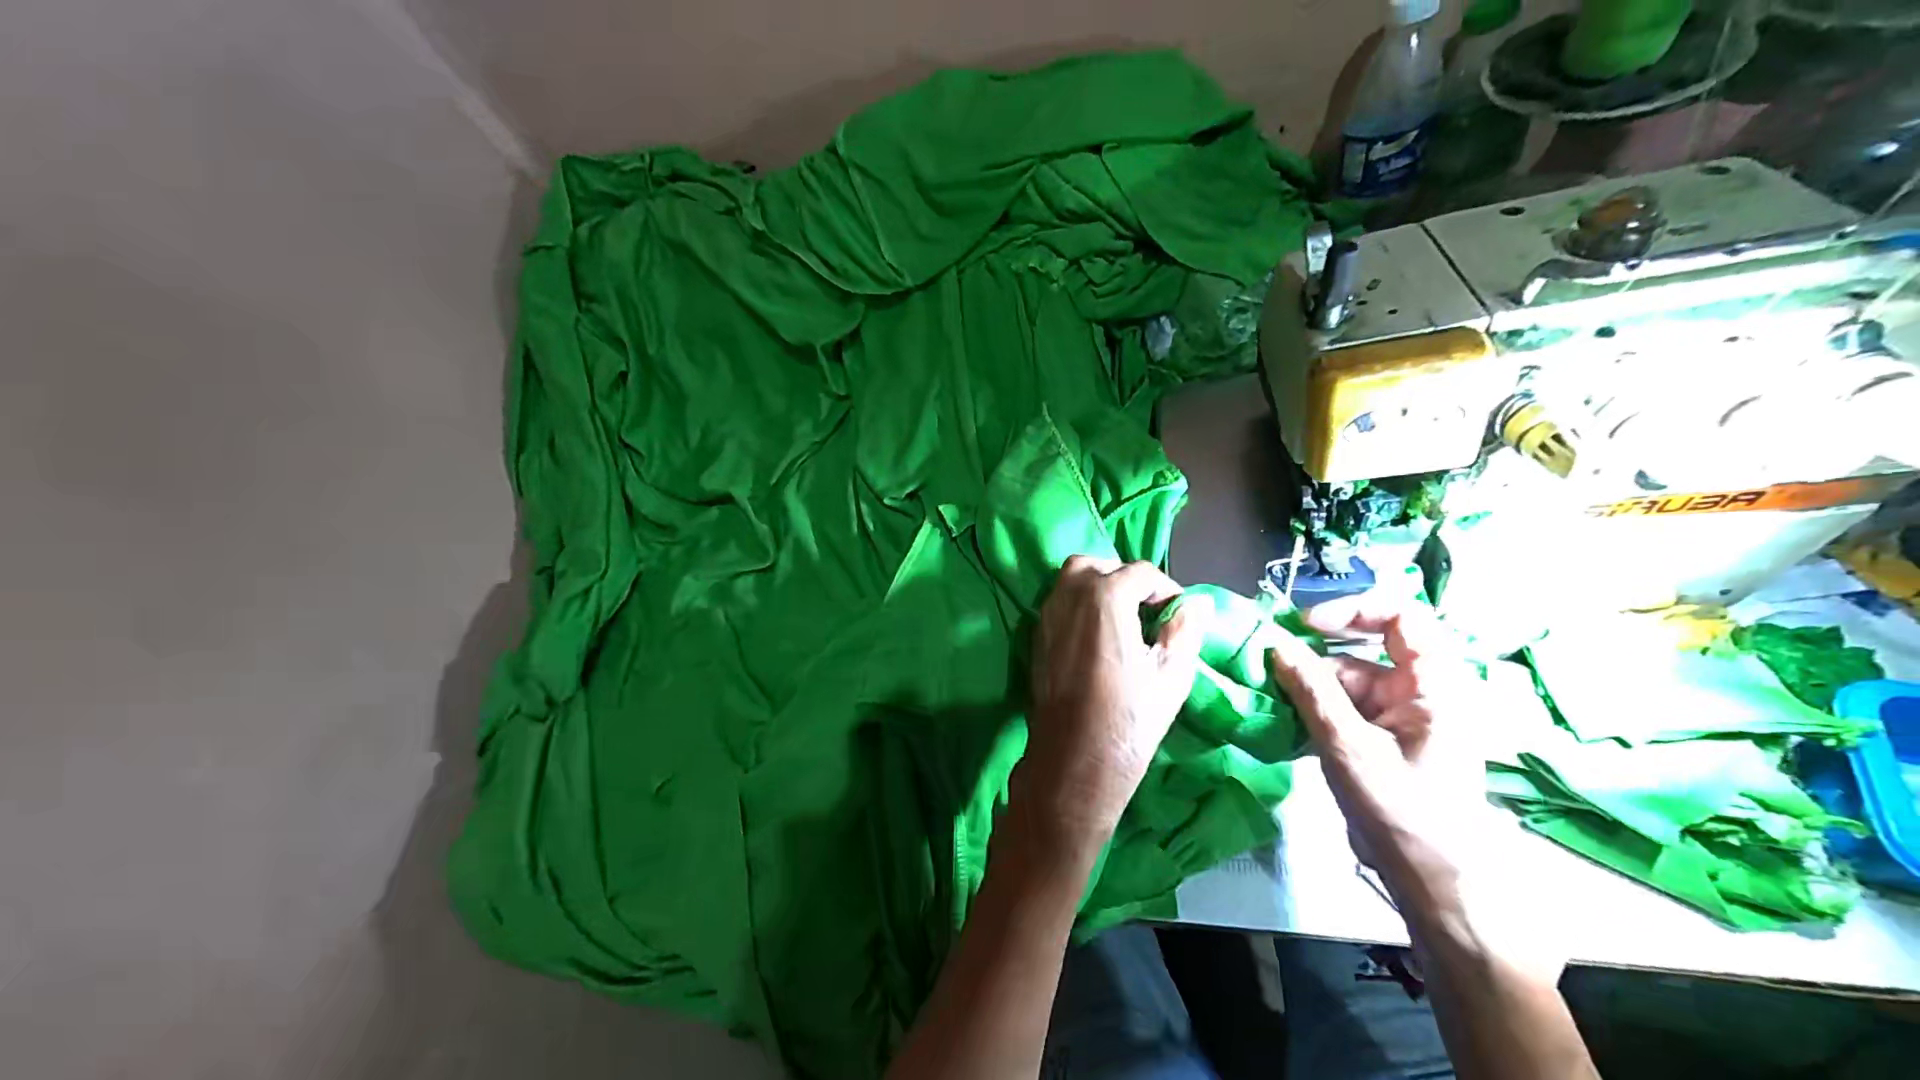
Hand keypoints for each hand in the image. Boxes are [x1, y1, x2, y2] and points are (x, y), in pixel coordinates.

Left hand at [1021, 556, 1206, 852]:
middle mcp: (1069, 596)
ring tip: (1124, 619)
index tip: (1178, 613)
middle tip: (1148, 609)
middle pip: (1099, 565)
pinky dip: (1079, 605)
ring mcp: (1047, 615)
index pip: (1140, 572)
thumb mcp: (1173, 674)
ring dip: (1099, 587)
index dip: (1165, 589)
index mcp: (1104, 597)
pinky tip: (1099, 636)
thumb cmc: (1130, 718)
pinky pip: (1058, 603)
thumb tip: (1197, 602)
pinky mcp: (1037, 636)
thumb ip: (1186, 629)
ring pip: (1071, 579)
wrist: (1075, 758)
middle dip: (1126, 579)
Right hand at [1264, 591, 1491, 914]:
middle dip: (1316, 652)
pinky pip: (1343, 705)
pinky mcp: (1381, 737)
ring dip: (1308, 682)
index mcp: (1434, 684)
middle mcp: (1420, 691)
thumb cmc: (1402, 810)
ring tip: (1267, 692)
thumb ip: (1312, 691)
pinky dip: (1313, 705)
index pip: (1401, 616)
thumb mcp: (1349, 746)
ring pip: (1347, 678)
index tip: (1306, 626)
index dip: (1352, 609)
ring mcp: (1400, 715)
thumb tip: (1275, 644)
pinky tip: (1282, 715)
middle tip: (1271, 657)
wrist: (1430, 880)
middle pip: (1364, 648)